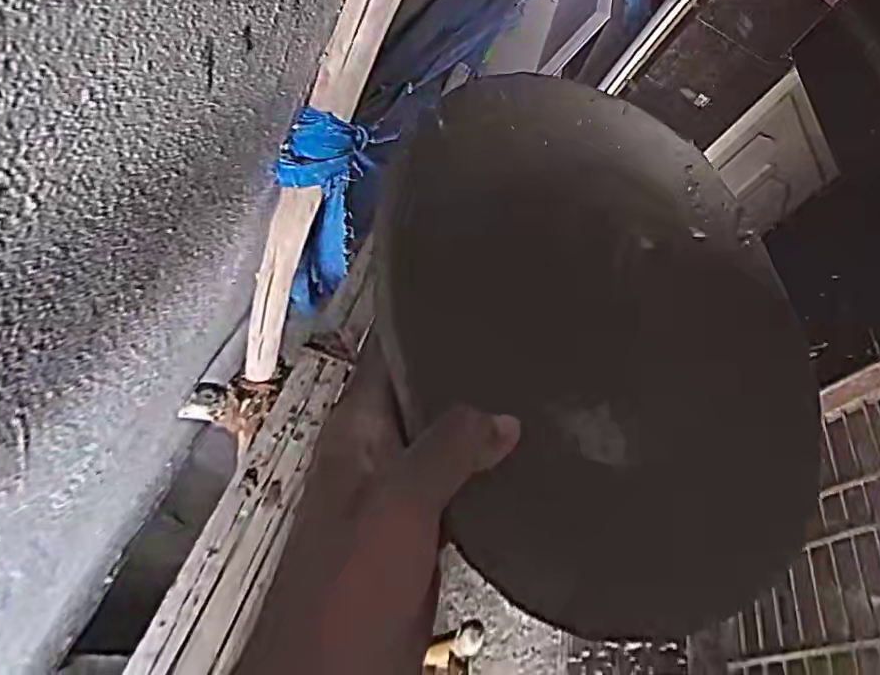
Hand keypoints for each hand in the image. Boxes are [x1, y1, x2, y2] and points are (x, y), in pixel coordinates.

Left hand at [236, 341, 519, 674]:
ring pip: (447, 430)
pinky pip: (461, 472)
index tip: (471, 291)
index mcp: (358, 426)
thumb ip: (448, 447)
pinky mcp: (425, 521)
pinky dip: (488, 456)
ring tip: (532, 378)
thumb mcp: (398, 504)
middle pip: (424, 387)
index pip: (388, 350)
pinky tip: (525, 446)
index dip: (422, 318)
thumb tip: (505, 417)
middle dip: (466, 362)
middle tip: (520, 332)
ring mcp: (402, 485)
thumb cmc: (346, 588)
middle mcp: (379, 446)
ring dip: (481, 411)